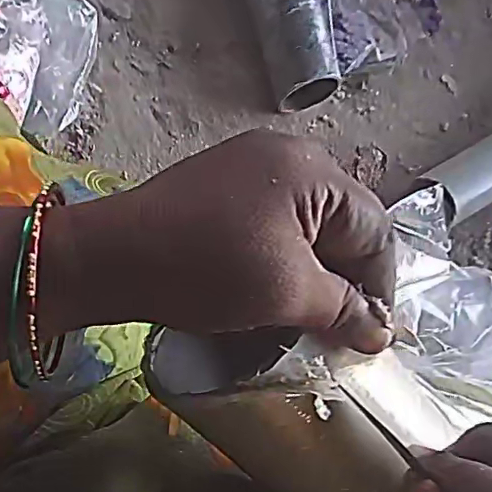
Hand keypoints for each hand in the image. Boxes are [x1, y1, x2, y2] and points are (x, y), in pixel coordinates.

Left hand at [47, 130, 394, 351]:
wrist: (110, 258)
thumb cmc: (205, 269)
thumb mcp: (286, 291)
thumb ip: (344, 310)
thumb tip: (382, 334)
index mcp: (311, 170)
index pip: (372, 230)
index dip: (380, 287)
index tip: (374, 335)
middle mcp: (284, 156)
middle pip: (339, 225)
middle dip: (344, 280)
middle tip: (340, 330)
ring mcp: (245, 167)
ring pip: (302, 228)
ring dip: (310, 273)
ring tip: (306, 316)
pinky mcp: (217, 188)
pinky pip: (267, 224)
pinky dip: (278, 259)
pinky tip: (269, 289)